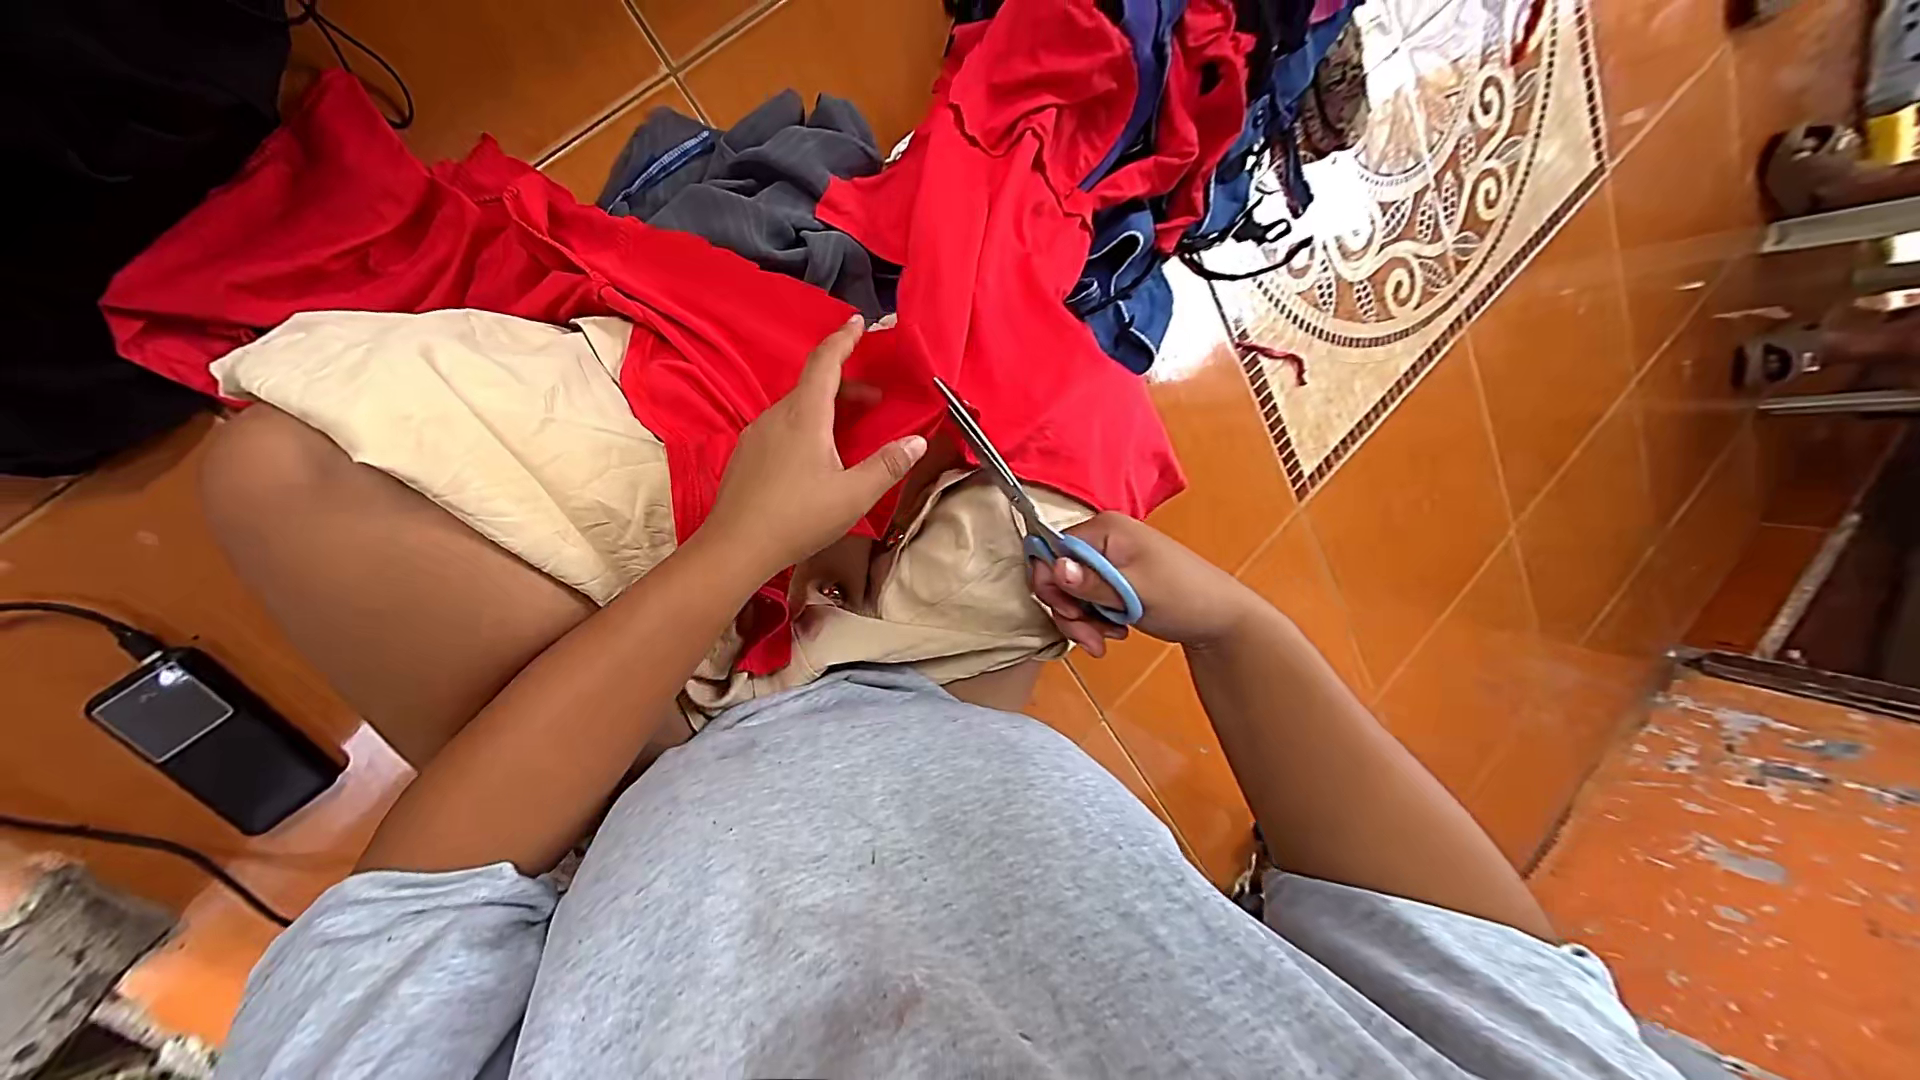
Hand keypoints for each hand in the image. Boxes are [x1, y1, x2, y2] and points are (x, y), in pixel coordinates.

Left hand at [701, 316, 927, 575]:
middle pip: (814, 385)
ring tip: (849, 432)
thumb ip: (888, 465)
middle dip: (847, 386)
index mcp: (805, 417)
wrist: (735, 547)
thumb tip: (917, 441)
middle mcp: (777, 416)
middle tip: (875, 402)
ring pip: (797, 408)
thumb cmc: (798, 518)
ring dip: (827, 409)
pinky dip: (806, 425)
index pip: (825, 362)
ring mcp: (757, 434)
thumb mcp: (854, 495)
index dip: (844, 339)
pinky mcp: (747, 453)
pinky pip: (782, 426)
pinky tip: (814, 457)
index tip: (858, 322)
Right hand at [1029, 513, 1261, 655]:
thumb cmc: (1186, 598)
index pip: (1052, 548)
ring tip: (1106, 638)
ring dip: (1081, 620)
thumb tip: (1056, 568)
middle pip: (1058, 573)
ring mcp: (1109, 559)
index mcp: (1106, 529)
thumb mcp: (1135, 592)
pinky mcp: (1113, 579)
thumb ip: (1091, 582)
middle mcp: (1103, 538)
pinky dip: (1093, 621)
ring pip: (1070, 592)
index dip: (1051, 582)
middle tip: (1089, 634)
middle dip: (1069, 610)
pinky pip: (1086, 599)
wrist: (1220, 619)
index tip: (1068, 611)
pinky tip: (1114, 632)